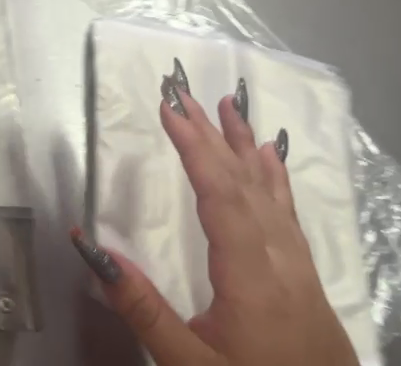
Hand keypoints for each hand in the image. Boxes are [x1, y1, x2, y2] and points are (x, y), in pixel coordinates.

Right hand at [72, 75, 357, 365]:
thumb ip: (142, 308)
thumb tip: (90, 246)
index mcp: (253, 281)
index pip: (221, 198)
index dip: (195, 149)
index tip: (169, 108)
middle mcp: (283, 269)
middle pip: (248, 188)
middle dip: (215, 136)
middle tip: (187, 92)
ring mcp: (303, 279)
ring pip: (274, 200)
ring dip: (248, 150)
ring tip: (232, 108)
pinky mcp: (310, 291)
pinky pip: (290, 220)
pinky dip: (277, 184)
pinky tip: (271, 165)